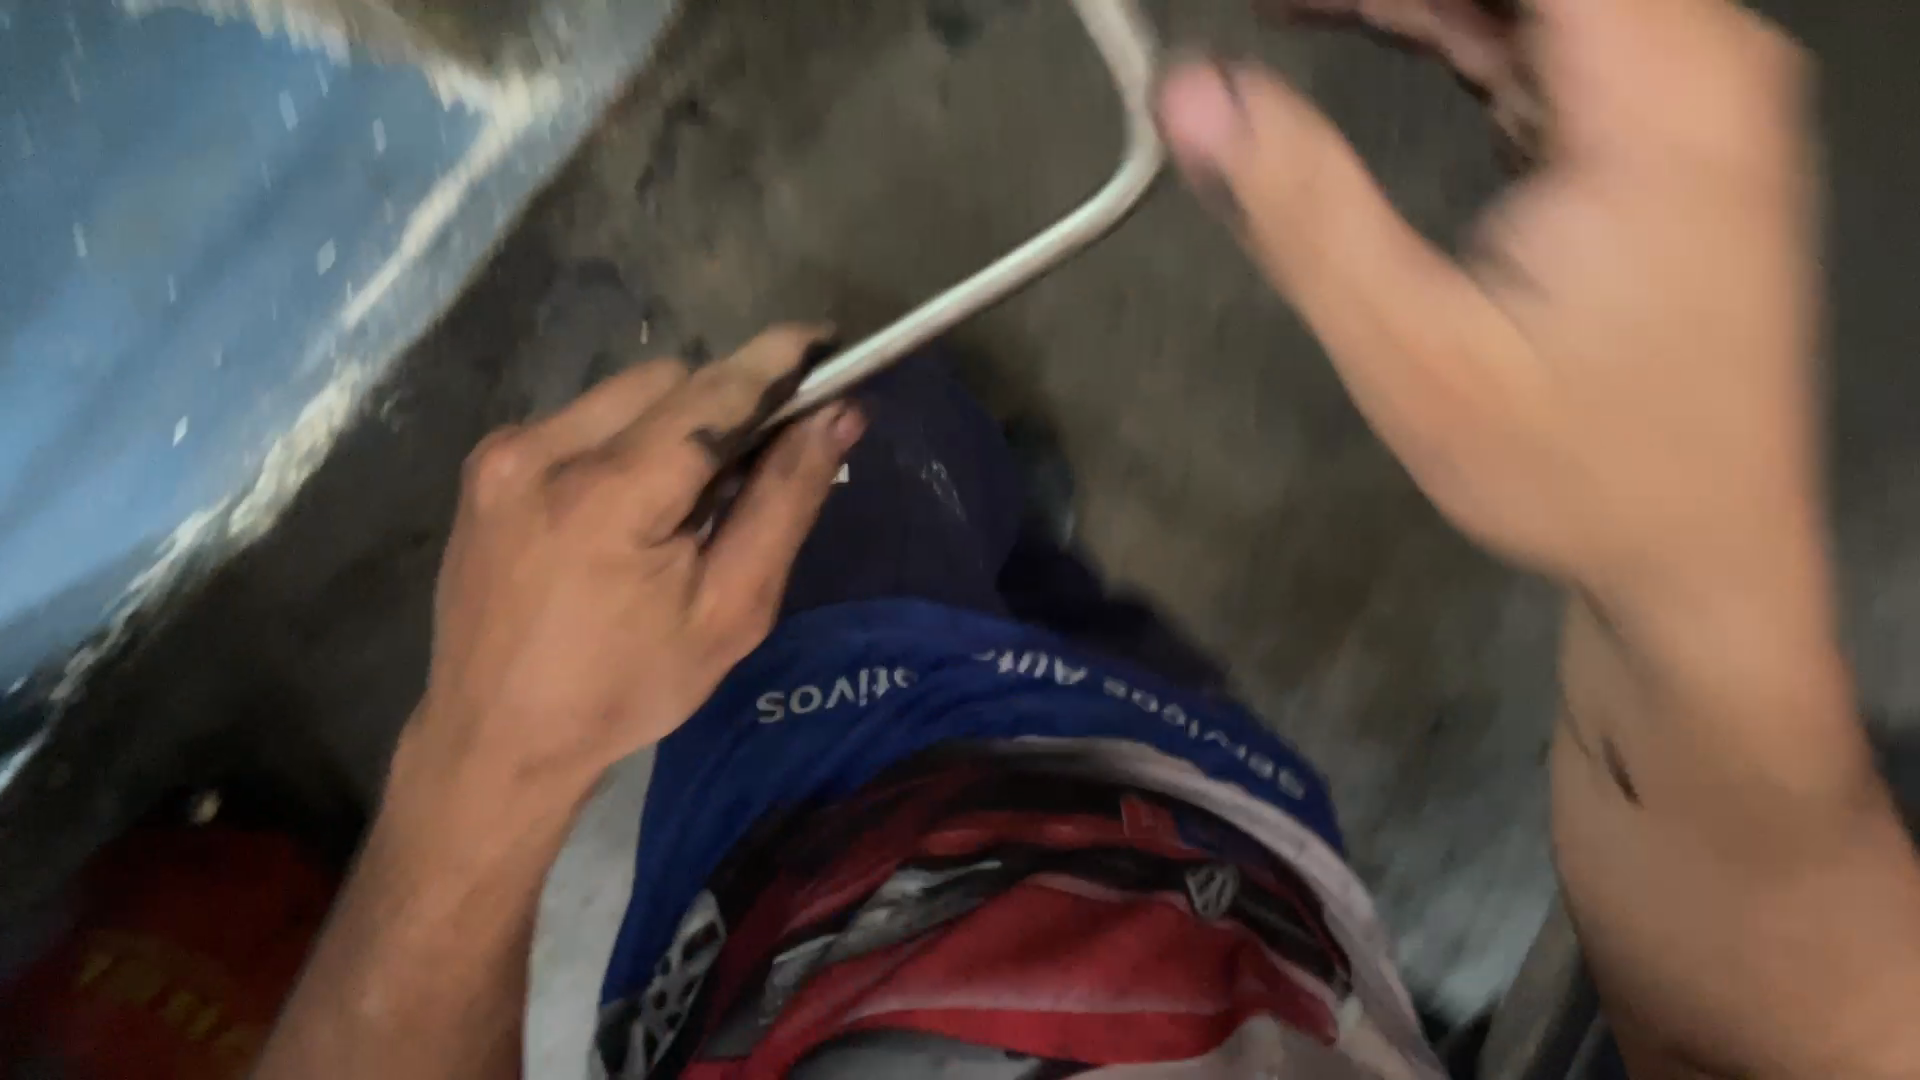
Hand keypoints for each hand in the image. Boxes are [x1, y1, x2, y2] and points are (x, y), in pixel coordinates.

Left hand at [400, 325, 865, 794]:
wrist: (498, 739)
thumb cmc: (631, 686)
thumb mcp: (733, 609)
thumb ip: (785, 503)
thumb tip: (836, 420)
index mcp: (611, 494)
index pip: (713, 394)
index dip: (775, 361)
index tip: (824, 338)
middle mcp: (544, 450)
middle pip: (669, 380)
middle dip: (726, 405)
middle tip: (757, 464)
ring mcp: (503, 453)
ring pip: (626, 392)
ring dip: (677, 421)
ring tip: (689, 497)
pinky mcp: (487, 465)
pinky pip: (584, 419)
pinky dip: (630, 439)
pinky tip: (634, 505)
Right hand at [1158, 0, 1823, 618]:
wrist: (1691, 547)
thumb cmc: (1562, 462)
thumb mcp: (1409, 349)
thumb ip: (1302, 213)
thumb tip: (1192, 98)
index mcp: (1655, 87)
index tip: (1256, 6)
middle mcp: (1689, 62)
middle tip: (1254, 16)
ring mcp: (1675, 104)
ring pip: (1526, 2)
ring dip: (1403, 1)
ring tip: (1280, 16)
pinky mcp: (1647, 149)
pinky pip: (1539, 53)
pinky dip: (1447, 37)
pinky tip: (1374, 42)